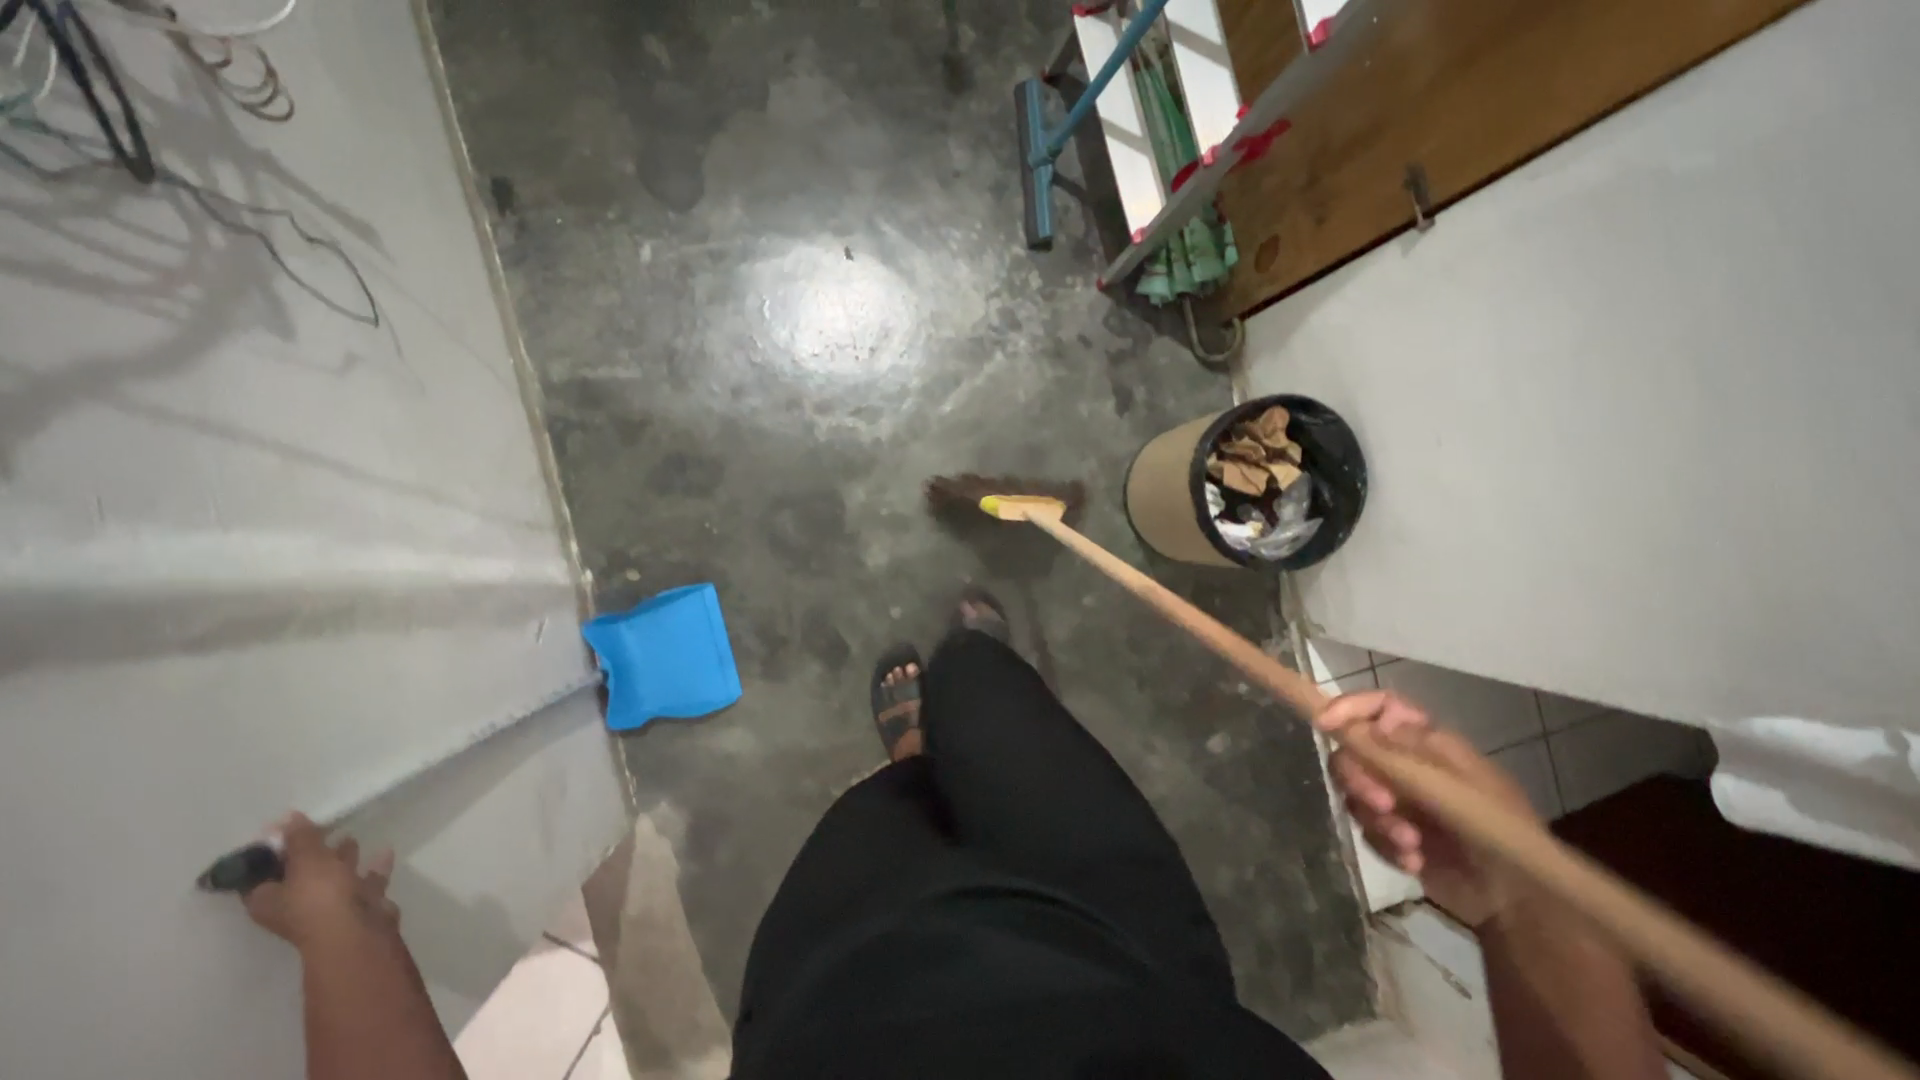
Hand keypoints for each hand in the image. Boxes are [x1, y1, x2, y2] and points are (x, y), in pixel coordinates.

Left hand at [243, 813, 398, 948]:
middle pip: (296, 876)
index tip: (285, 829)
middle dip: (308, 853)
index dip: (269, 851)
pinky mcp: (356, 910)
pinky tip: (384, 851)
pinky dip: (372, 868)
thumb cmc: (320, 897)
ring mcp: (326, 910)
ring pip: (331, 880)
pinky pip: (363, 884)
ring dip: (339, 859)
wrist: (358, 931)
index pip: (257, 873)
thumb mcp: (306, 860)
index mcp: (267, 900)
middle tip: (319, 827)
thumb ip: (299, 838)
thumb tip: (286, 818)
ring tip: (349, 836)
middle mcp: (292, 908)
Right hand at [1315, 691, 1537, 926]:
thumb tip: (1356, 722)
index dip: (1349, 708)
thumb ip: (1400, 755)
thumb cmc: (1497, 828)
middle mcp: (1406, 765)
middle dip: (1360, 779)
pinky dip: (1386, 846)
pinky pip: (1366, 831)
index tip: (1325, 724)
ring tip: (1411, 843)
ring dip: (1378, 820)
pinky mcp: (1393, 836)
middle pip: (1353, 752)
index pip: (1379, 707)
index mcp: (1427, 742)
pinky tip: (1414, 862)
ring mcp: (1398, 801)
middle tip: (1382, 804)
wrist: (1520, 897)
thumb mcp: (1453, 786)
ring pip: (1354, 795)